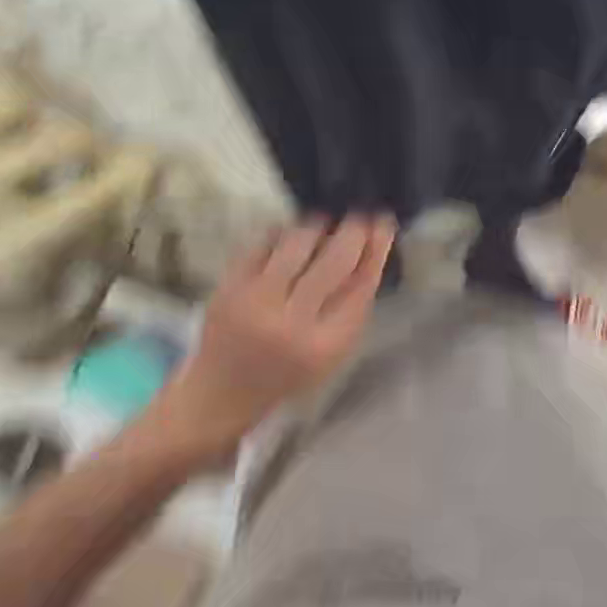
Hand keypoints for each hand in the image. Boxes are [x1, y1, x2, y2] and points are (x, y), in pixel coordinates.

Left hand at [145, 215, 396, 446]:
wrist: (221, 392)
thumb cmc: (288, 371)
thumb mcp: (333, 349)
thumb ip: (353, 303)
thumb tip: (371, 244)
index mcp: (325, 344)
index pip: (362, 284)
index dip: (377, 248)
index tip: (384, 223)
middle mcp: (292, 323)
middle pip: (335, 260)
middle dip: (353, 229)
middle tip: (359, 214)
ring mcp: (256, 302)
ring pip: (298, 243)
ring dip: (317, 226)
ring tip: (324, 224)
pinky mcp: (228, 287)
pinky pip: (263, 243)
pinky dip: (282, 232)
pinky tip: (290, 235)